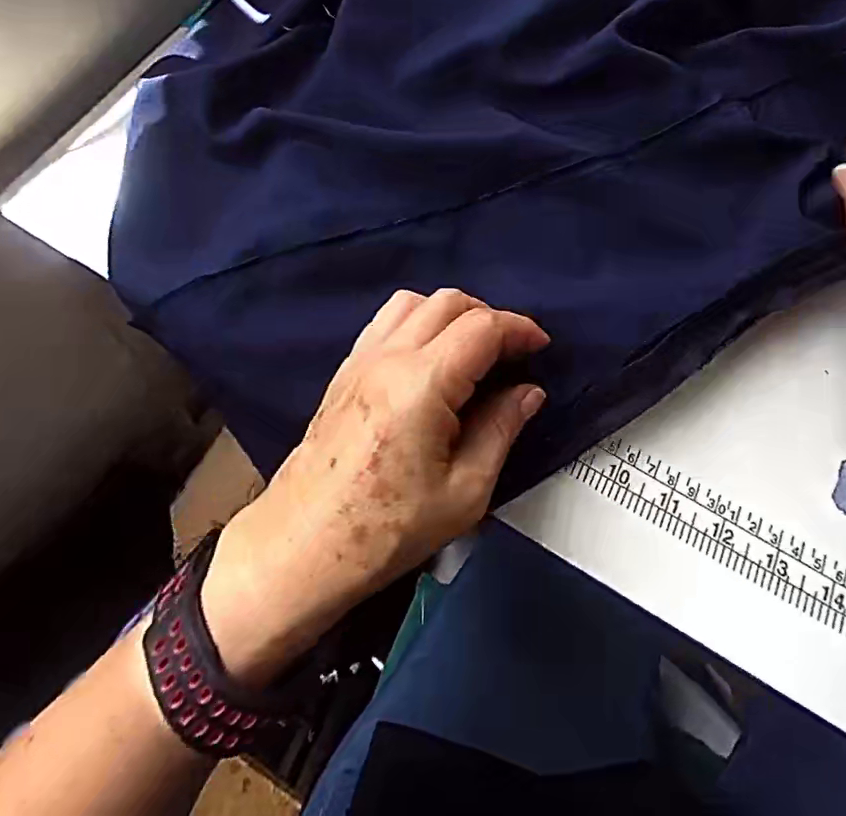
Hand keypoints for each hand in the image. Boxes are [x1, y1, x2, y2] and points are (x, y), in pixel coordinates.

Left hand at [198, 289, 548, 684]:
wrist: (306, 542)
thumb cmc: (382, 529)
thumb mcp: (464, 491)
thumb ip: (501, 429)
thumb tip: (526, 393)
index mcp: (420, 384)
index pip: (481, 327)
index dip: (520, 330)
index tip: (539, 347)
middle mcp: (385, 360)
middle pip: (446, 302)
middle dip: (489, 316)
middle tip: (512, 351)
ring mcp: (359, 363)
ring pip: (411, 304)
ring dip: (449, 315)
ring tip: (473, 352)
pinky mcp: (343, 375)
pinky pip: (383, 325)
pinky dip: (416, 325)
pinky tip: (430, 362)